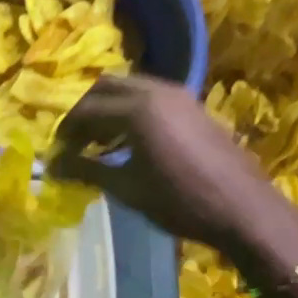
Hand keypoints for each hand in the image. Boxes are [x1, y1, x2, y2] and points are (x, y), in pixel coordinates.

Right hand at [53, 75, 297, 269]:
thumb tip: (52, 166)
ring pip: (130, 88)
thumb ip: (87, 170)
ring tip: (100, 143)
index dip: (66, 131)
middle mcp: (157, 91)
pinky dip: (131, 111)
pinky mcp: (194, 107)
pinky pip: (151, 96)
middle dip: (85, 110)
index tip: (57, 154)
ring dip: (109, 109)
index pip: (86, 109)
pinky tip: (130, 142)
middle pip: (106, 86)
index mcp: (136, 109)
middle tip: (75, 141)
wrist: (245, 210)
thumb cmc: (181, 202)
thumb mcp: (127, 188)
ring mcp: (179, 96)